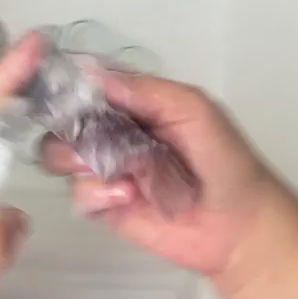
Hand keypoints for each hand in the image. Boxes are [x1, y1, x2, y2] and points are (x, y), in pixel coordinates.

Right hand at [43, 73, 297, 289]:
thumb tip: (92, 73)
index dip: (66, 82)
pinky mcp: (103, 204)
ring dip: (78, 159)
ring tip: (115, 170)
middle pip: (60, 118)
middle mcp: (108, 129)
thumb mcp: (193, 108)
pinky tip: (128, 196)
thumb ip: (145, 90)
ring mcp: (103, 167)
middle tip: (90, 137)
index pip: (84, 82)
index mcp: (129, 100)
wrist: (239, 224)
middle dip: (66, 126)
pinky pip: (77, 194)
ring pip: (58, 154)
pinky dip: (98, 193)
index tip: (61, 88)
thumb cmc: (222, 157)